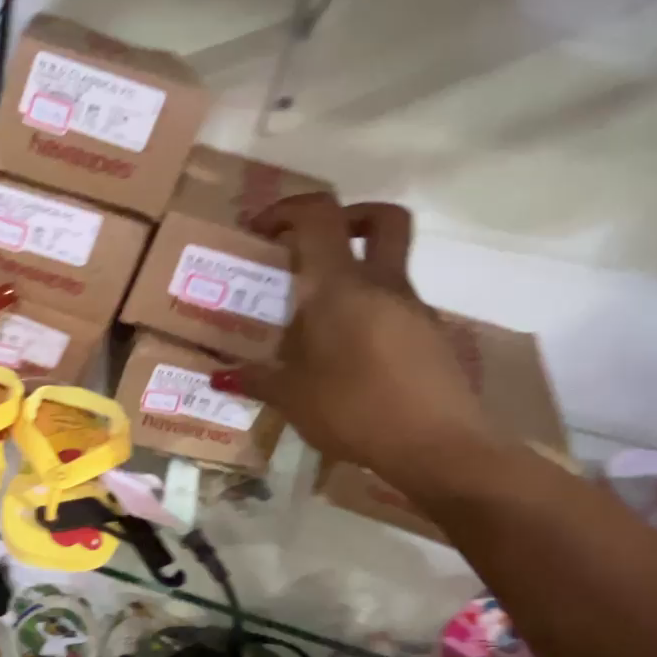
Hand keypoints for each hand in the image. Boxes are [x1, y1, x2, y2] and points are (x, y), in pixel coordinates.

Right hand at [243, 194, 501, 489]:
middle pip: (380, 219)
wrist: (437, 446)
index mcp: (340, 288)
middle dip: (347, 217)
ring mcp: (412, 309)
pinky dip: (366, 316)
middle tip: (312, 247)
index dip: (288, 209)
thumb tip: (219, 377)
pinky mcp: (428, 337)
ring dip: (352, 277)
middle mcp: (381, 285)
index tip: (260, 232)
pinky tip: (343, 359)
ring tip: (314, 323)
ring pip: (387, 267)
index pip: (319, 216)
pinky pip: (392, 308)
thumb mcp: (291, 398)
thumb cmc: (353, 410)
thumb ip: (255, 379)